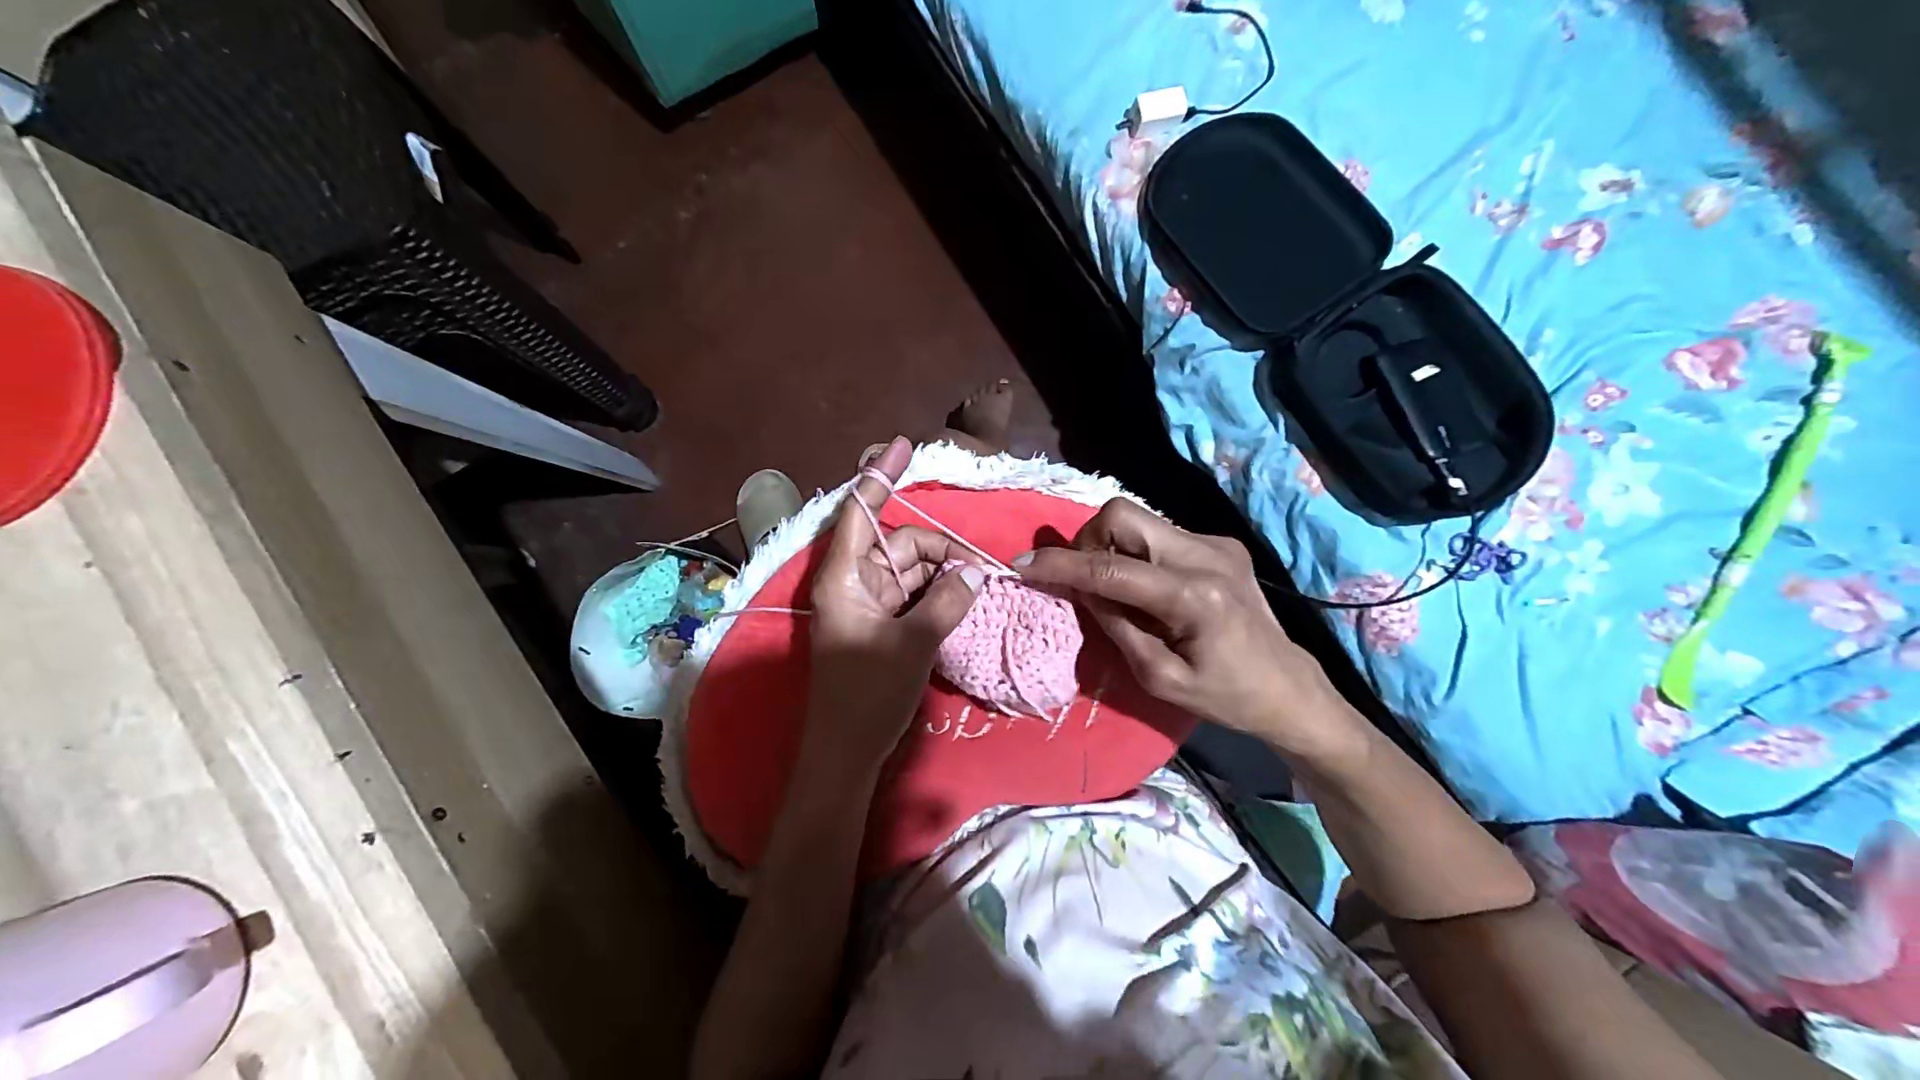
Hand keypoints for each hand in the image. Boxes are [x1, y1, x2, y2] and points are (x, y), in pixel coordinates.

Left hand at [804, 437, 983, 772]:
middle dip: (941, 549)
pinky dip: (938, 593)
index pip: (861, 512)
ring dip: (944, 573)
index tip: (903, 445)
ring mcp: (868, 604)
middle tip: (985, 569)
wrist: (846, 753)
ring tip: (982, 585)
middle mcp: (855, 582)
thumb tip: (977, 571)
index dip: (880, 477)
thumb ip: (947, 601)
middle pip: (900, 544)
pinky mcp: (881, 625)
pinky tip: (966, 597)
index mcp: (845, 577)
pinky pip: (913, 594)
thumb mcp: (912, 645)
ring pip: (912, 570)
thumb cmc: (866, 696)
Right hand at [1014, 499, 1364, 764]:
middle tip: (1085, 580)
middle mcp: (1206, 554)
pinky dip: (1136, 553)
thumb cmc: (1224, 697)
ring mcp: (1216, 542)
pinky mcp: (1220, 542)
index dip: (1061, 565)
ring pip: (1137, 518)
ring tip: (1116, 587)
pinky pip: (1158, 533)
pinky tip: (1148, 587)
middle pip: (1122, 514)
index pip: (1110, 568)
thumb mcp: (1158, 677)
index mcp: (1194, 596)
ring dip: (1111, 546)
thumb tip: (1077, 587)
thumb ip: (1114, 624)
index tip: (1023, 565)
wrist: (1288, 689)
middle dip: (1089, 541)